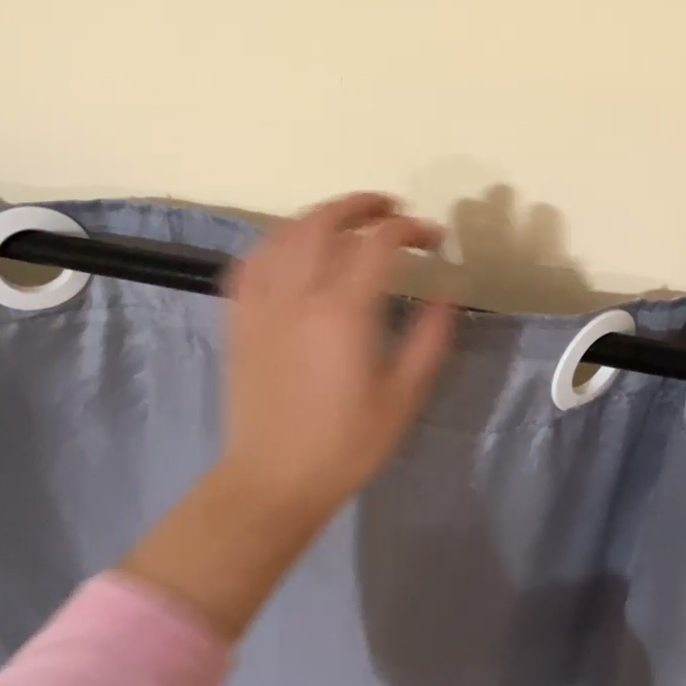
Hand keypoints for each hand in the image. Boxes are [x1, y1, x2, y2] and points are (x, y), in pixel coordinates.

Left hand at [218, 191, 453, 525]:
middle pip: (324, 221)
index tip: (433, 239)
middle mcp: (297, 294)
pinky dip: (274, 242)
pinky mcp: (237, 320)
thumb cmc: (345, 445)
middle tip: (389, 208)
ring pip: (283, 233)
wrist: (272, 480)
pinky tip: (290, 249)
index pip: (378, 243)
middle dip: (361, 204)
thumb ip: (428, 338)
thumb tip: (448, 293)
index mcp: (343, 311)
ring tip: (344, 220)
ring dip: (317, 216)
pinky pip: (250, 261)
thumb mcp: (402, 397)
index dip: (410, 229)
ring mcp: (260, 304)